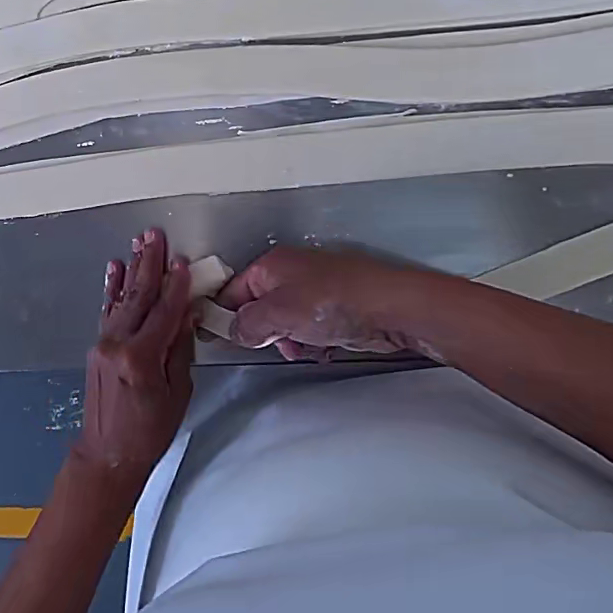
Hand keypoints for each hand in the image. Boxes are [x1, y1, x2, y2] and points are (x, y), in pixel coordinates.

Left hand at [72, 228, 194, 491]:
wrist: (107, 454)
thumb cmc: (148, 431)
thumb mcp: (178, 392)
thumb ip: (181, 349)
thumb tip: (187, 314)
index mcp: (141, 359)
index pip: (165, 312)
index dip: (177, 286)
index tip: (184, 262)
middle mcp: (118, 345)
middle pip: (140, 296)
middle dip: (150, 263)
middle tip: (156, 236)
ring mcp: (104, 344)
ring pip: (123, 298)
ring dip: (133, 269)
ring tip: (140, 244)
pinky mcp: (98, 346)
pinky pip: (108, 311)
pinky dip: (112, 288)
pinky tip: (115, 269)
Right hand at [215, 246, 452, 360]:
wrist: (391, 307)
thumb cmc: (337, 301)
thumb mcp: (278, 314)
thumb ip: (247, 324)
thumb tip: (235, 331)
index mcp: (271, 266)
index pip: (233, 291)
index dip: (225, 315)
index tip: (220, 339)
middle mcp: (290, 273)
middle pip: (259, 309)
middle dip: (265, 333)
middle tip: (277, 343)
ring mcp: (313, 290)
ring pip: (285, 323)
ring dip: (290, 340)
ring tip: (306, 346)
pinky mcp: (333, 308)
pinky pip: (309, 329)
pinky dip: (312, 342)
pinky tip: (324, 347)